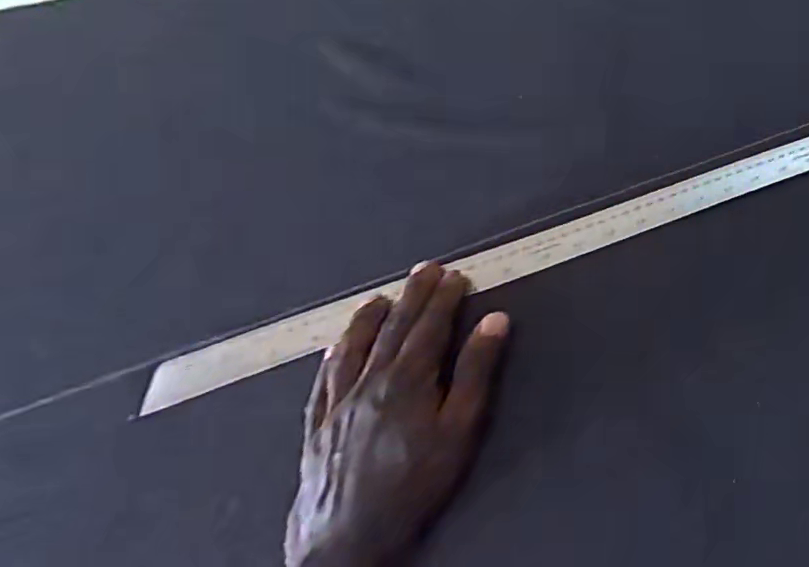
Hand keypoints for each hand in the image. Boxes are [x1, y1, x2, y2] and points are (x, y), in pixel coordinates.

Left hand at [285, 262, 510, 566]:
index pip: (429, 326)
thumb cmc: (416, 483)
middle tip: (425, 269)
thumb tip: (494, 320)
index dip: (443, 298)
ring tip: (379, 297)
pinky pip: (322, 382)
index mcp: (407, 380)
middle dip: (413, 295)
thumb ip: (476, 371)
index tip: (455, 275)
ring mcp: (337, 406)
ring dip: (368, 319)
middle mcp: (369, 383)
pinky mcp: (315, 431)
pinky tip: (333, 348)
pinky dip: (331, 358)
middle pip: (394, 329)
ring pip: (353, 349)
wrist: (347, 544)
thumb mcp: (461, 427)